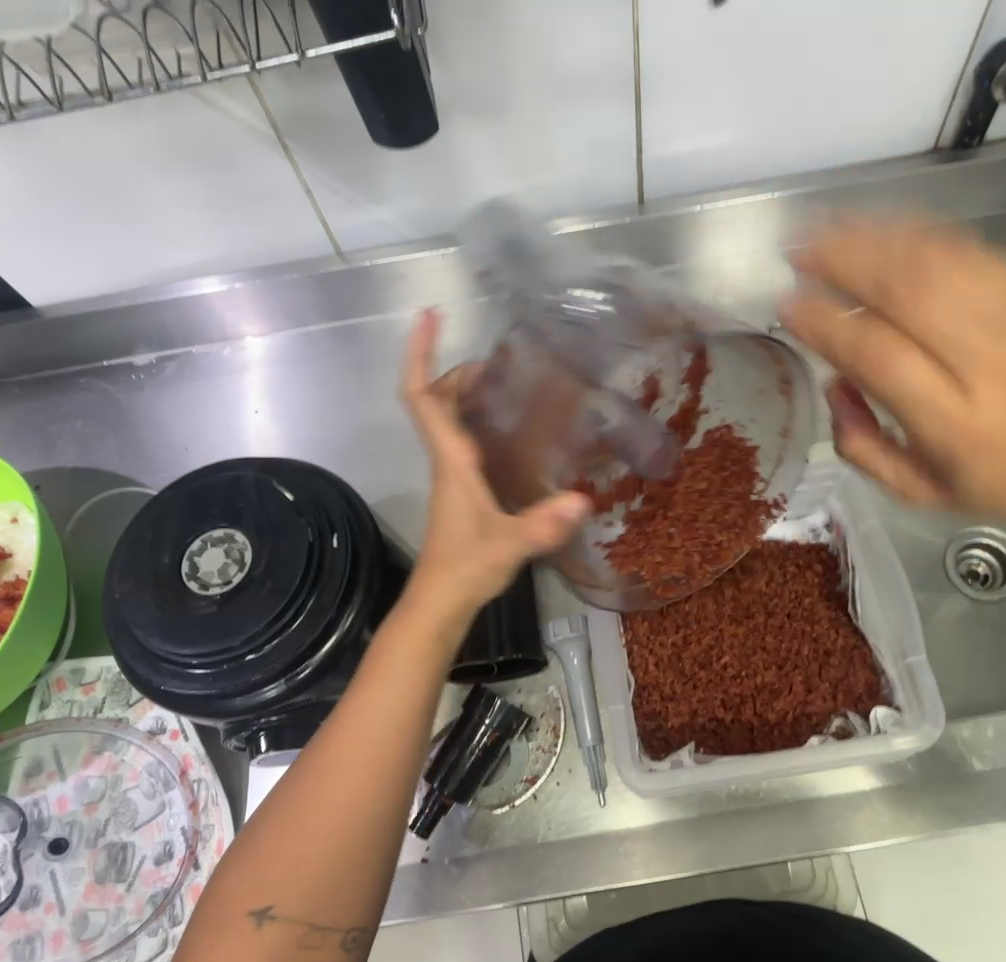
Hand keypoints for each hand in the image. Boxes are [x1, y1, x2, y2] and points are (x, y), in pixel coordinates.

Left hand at [401, 309, 591, 615]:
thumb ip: (543, 523)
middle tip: (498, 360)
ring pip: (447, 420)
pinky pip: (462, 440)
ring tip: (508, 382)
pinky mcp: (461, 490)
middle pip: (435, 400)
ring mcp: (451, 475)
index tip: (430, 317)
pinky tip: (512, 430)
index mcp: (450, 461)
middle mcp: (446, 460)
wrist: (441, 601)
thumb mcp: (510, 544)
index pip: (422, 397)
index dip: (421, 354)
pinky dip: (478, 422)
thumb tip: (584, 500)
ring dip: (466, 393)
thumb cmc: (465, 567)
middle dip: (456, 370)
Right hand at [778, 217, 1005, 529]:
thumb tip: (833, 386)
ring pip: (937, 262)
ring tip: (827, 229)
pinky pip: (971, 252)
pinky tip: (884, 229)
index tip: (787, 305)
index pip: (878, 357)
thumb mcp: (922, 493)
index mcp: (953, 423)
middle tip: (797, 250)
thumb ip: (864, 448)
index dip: (826, 325)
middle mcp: (986, 364)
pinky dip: (919, 233)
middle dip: (842, 262)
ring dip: (874, 238)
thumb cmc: (1002, 482)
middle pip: (905, 293)